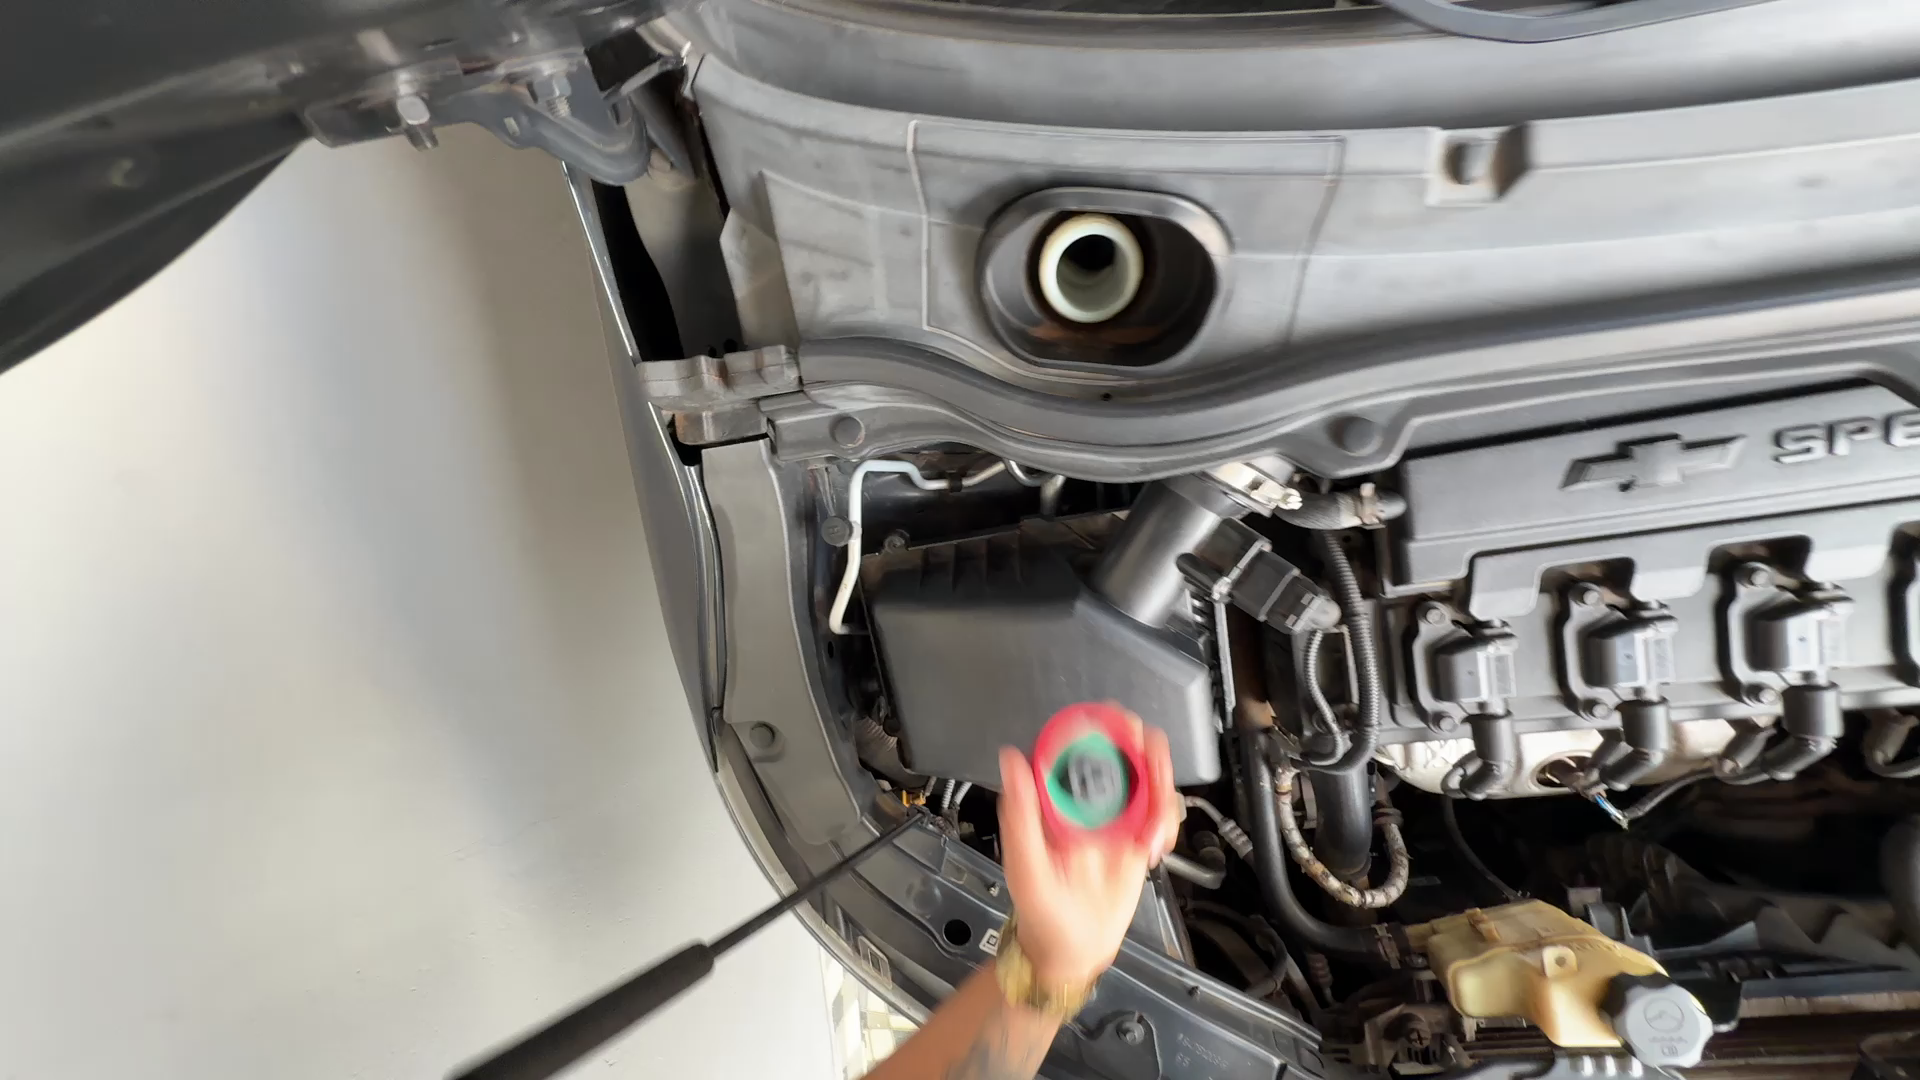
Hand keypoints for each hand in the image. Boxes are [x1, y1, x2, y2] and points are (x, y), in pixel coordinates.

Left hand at [995, 717, 1180, 988]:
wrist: (1073, 952)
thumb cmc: (1040, 908)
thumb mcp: (1025, 864)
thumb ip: (1019, 813)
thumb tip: (1011, 756)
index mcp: (1055, 795)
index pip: (1078, 743)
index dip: (1099, 724)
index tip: (1117, 722)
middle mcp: (1087, 797)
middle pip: (1121, 753)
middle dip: (1142, 749)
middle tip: (1152, 757)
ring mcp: (1117, 815)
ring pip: (1148, 779)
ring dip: (1161, 788)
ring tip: (1157, 827)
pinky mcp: (1140, 837)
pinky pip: (1162, 814)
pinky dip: (1168, 820)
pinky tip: (1159, 843)